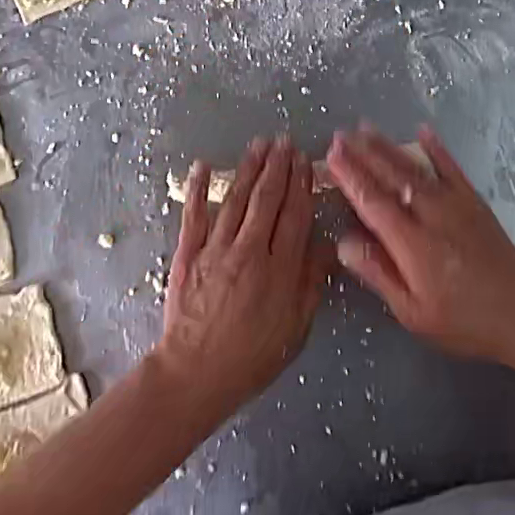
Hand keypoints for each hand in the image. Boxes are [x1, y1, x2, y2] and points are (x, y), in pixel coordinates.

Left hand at [153, 136, 329, 417]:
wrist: (196, 373)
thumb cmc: (252, 356)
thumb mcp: (295, 329)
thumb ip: (310, 283)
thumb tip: (325, 245)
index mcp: (279, 269)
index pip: (294, 215)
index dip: (301, 185)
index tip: (305, 161)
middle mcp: (248, 250)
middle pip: (267, 199)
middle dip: (278, 167)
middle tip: (284, 141)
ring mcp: (215, 248)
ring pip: (236, 199)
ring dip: (248, 169)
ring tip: (259, 144)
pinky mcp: (188, 252)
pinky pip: (194, 214)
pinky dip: (198, 188)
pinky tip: (203, 166)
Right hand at [328, 124, 514, 365]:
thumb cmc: (464, 321)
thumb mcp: (414, 313)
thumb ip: (379, 274)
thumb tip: (344, 243)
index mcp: (413, 245)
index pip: (373, 202)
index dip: (350, 177)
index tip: (331, 155)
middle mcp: (431, 216)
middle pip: (390, 178)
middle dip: (363, 154)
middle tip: (339, 135)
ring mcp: (454, 204)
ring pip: (414, 168)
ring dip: (387, 146)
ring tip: (364, 127)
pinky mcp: (473, 201)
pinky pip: (450, 168)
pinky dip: (435, 148)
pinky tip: (421, 130)